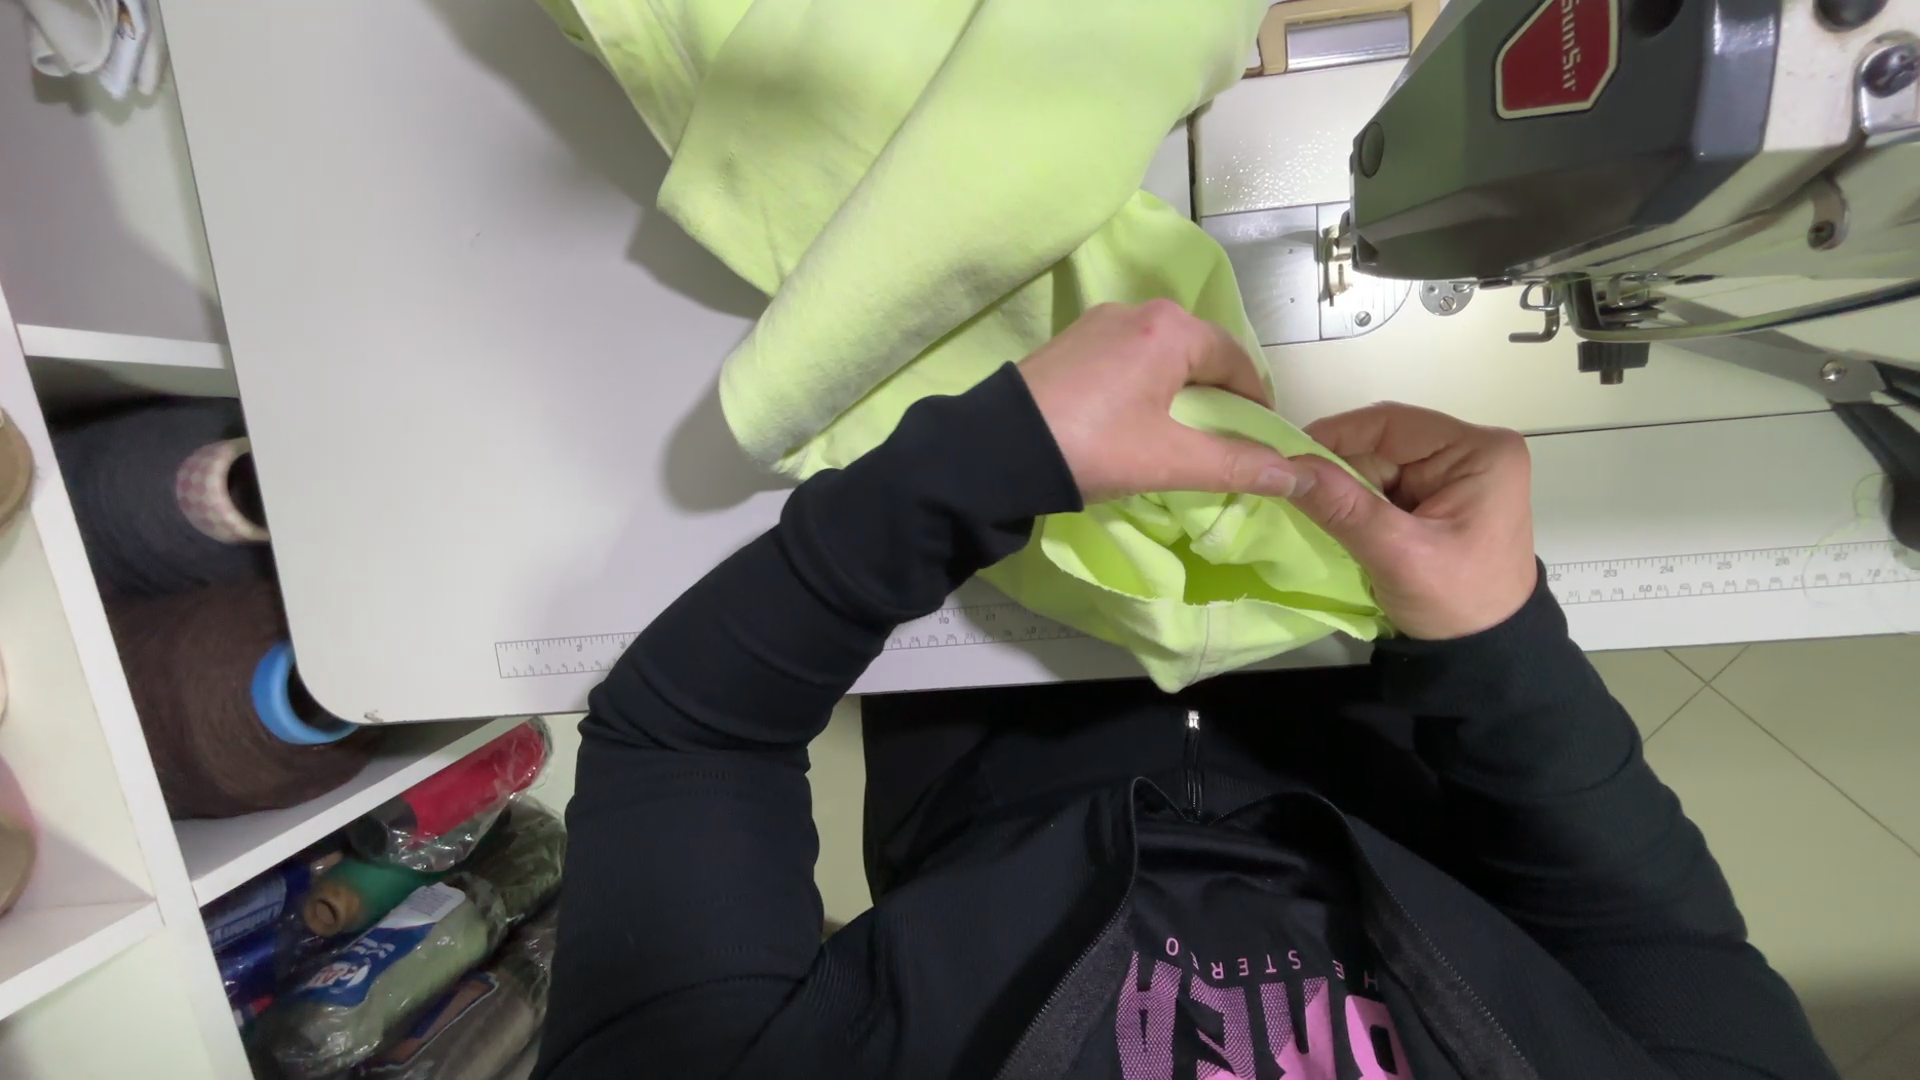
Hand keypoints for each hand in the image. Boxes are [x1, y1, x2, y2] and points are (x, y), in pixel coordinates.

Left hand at [1018, 301, 1300, 503]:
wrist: (996, 450)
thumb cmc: (1093, 448)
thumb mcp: (1169, 461)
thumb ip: (1235, 464)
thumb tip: (1294, 475)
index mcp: (1171, 329)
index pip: (1237, 361)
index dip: (1256, 404)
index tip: (1259, 442)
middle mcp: (1137, 311)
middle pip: (1198, 354)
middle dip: (1214, 398)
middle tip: (1215, 443)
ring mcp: (1097, 323)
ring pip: (1159, 355)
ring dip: (1176, 391)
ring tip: (1172, 435)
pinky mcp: (1068, 343)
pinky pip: (1123, 358)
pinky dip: (1139, 385)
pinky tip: (1127, 420)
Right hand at [1284, 403, 1536, 639]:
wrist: (1483, 651)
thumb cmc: (1456, 600)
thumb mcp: (1397, 553)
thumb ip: (1342, 507)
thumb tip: (1287, 467)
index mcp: (1479, 452)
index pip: (1390, 423)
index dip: (1334, 435)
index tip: (1285, 459)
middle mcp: (1468, 451)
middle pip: (1379, 442)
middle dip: (1335, 467)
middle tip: (1291, 491)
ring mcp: (1450, 474)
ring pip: (1372, 463)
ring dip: (1339, 486)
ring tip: (1310, 510)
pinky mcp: (1432, 496)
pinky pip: (1378, 484)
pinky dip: (1350, 500)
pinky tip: (1332, 518)